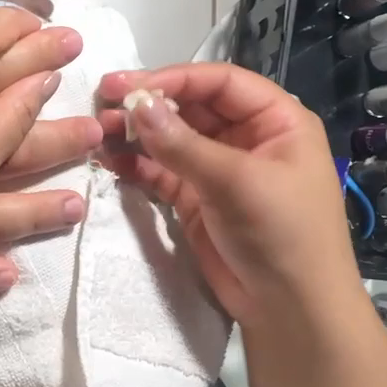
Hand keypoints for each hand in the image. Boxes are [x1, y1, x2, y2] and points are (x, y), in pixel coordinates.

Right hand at [95, 64, 361, 321]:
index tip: (127, 86)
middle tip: (101, 104)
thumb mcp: (236, 182)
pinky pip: (163, 174)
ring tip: (97, 132)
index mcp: (275, 121)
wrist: (289, 307)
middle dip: (149, 106)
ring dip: (136, 135)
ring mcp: (219, 171)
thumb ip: (182, 144)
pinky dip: (137, 166)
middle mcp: (247, 139)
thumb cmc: (281, 233)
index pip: (220, 84)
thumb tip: (137, 106)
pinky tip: (109, 160)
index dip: (174, 79)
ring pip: (172, 141)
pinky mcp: (196, 202)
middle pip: (191, 108)